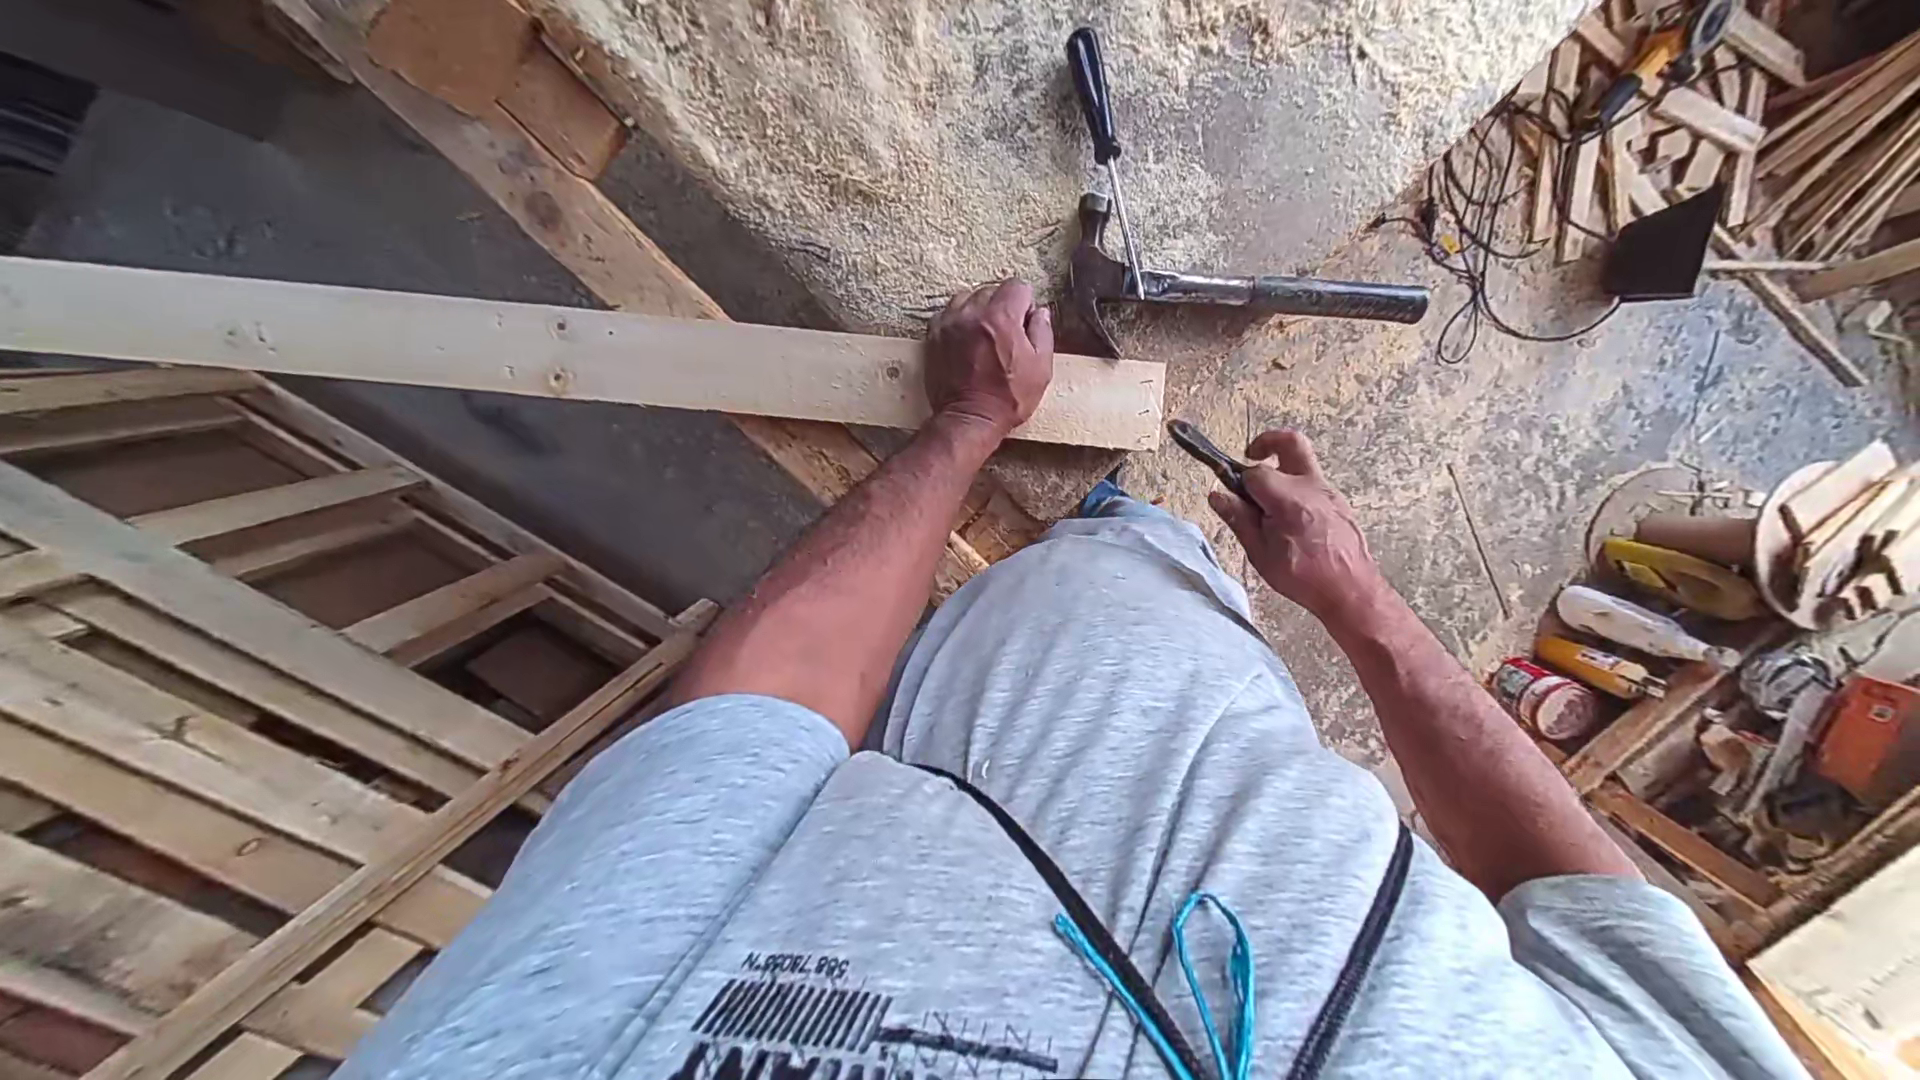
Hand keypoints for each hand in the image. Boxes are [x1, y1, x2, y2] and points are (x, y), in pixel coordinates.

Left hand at [925, 279, 1053, 437]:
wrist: (969, 419)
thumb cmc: (1007, 399)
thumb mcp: (1040, 368)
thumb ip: (1043, 332)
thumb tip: (1040, 312)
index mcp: (1002, 317)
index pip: (1017, 286)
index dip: (1025, 304)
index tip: (1024, 323)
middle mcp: (973, 314)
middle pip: (991, 291)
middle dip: (1001, 307)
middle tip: (1004, 335)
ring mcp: (950, 324)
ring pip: (966, 299)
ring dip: (977, 311)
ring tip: (983, 336)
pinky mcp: (934, 337)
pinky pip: (947, 315)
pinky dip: (957, 322)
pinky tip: (965, 341)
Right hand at [1208, 430, 1387, 620]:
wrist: (1350, 591)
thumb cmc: (1303, 576)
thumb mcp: (1260, 552)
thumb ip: (1238, 518)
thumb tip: (1217, 495)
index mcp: (1288, 500)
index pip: (1255, 473)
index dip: (1237, 481)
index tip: (1227, 490)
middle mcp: (1312, 487)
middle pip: (1291, 443)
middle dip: (1267, 442)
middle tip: (1250, 455)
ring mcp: (1329, 493)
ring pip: (1302, 463)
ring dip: (1280, 471)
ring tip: (1265, 502)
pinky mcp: (1338, 502)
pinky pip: (1311, 483)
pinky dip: (1293, 488)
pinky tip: (1285, 517)